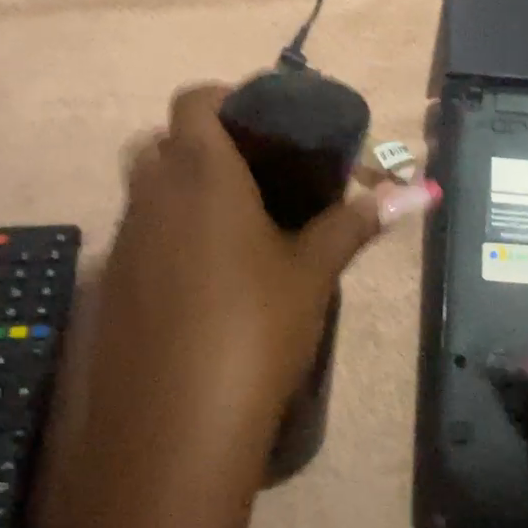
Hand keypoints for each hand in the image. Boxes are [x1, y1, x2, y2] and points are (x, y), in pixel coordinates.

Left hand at [41, 84, 436, 527]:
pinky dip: (160, 241)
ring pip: (142, 192)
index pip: (193, 99)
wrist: (173, 430)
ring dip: (175, 194)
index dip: (221, 98)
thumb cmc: (254, 327)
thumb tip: (421, 190)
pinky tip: (198, 284)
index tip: (258, 122)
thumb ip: (358, 222)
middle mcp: (150, 195)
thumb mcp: (313, 272)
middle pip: (159, 142)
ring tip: (228, 229)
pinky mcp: (106, 288)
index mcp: (201, 173)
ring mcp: (120, 243)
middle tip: (246, 176)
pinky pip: (132, 240)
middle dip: (196, 146)